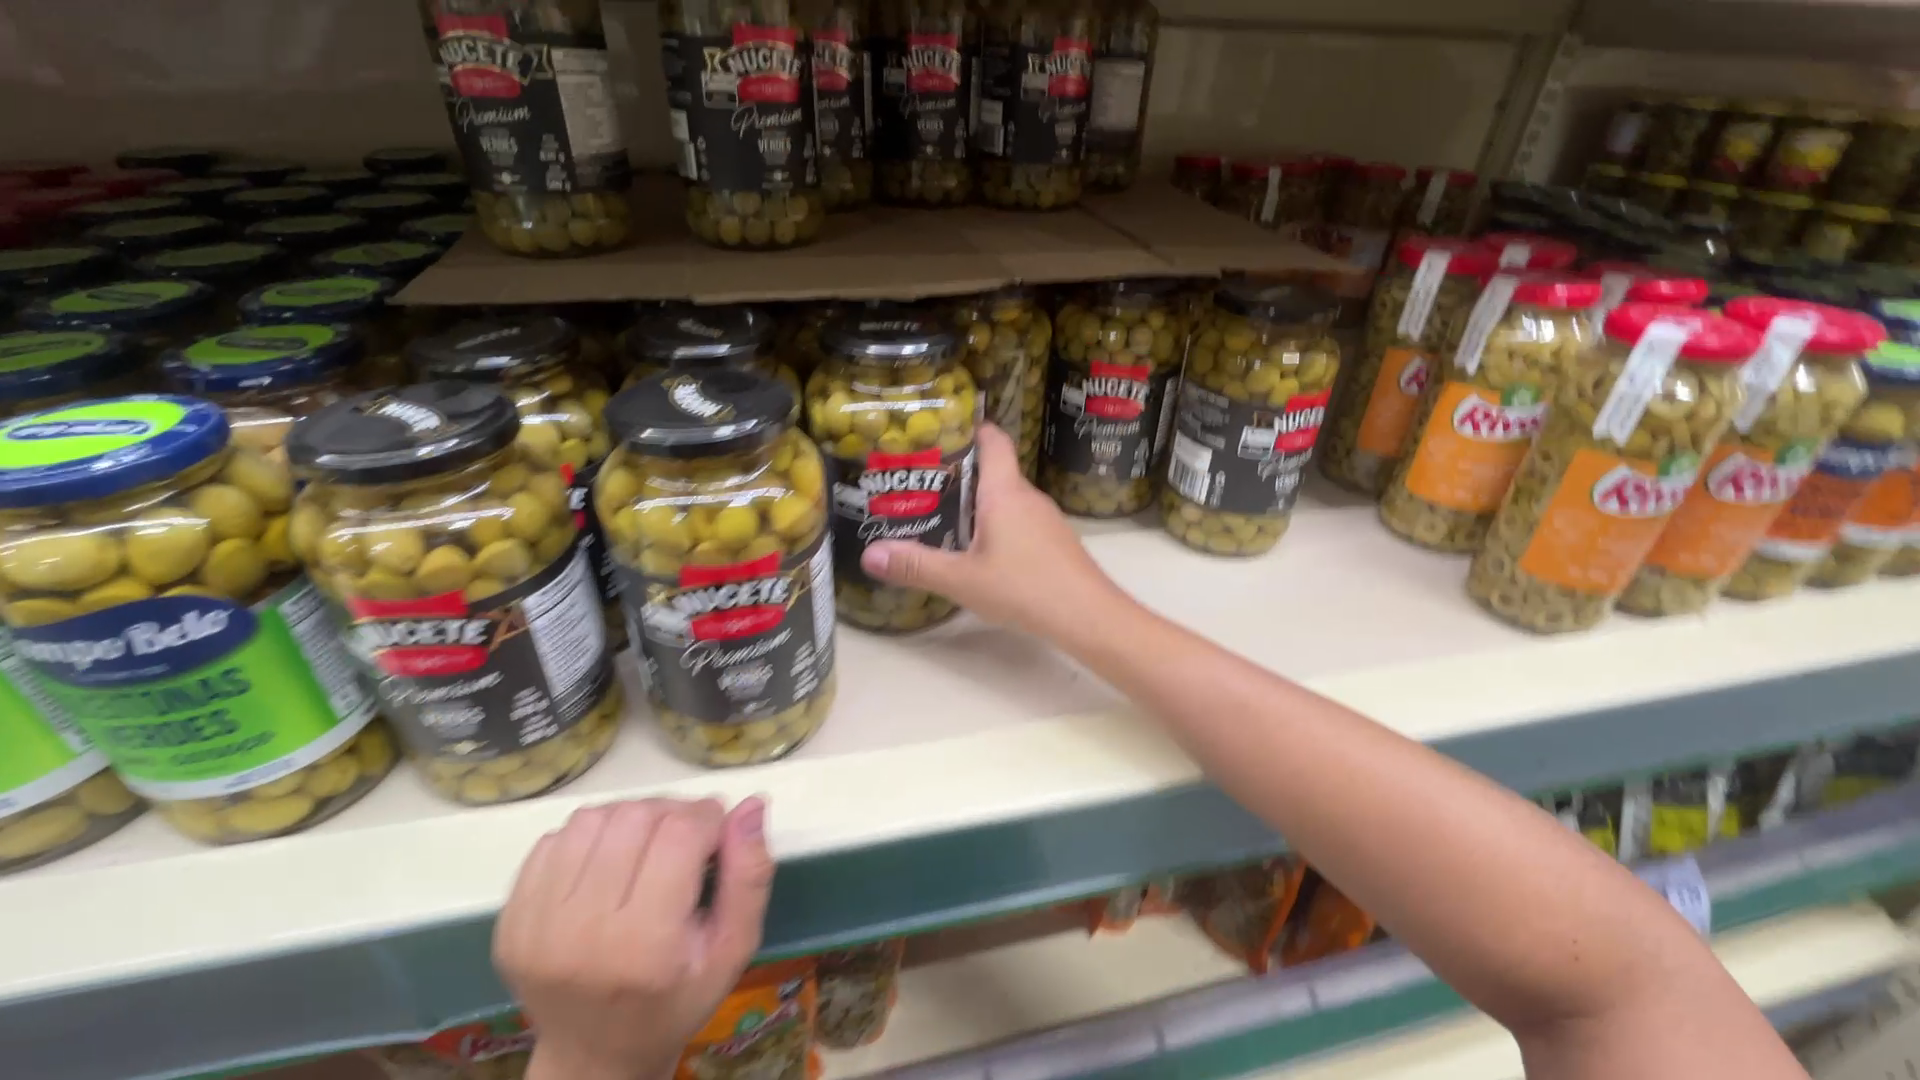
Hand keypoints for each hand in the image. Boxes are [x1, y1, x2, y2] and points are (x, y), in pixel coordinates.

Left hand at [495, 797, 773, 1079]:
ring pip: (591, 819)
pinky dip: (587, 838)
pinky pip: (551, 841)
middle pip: (634, 818)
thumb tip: (751, 805)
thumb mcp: (733, 949)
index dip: (708, 816)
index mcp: (645, 944)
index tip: (718, 830)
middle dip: (671, 813)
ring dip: (629, 818)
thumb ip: (749, 876)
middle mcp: (582, 931)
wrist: (595, 1059)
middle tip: (687, 836)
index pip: (679, 834)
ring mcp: (536, 926)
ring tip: (647, 845)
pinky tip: (607, 864)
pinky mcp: (509, 921)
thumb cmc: (677, 1001)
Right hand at [859, 424, 1129, 638]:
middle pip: (994, 471)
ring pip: (1006, 500)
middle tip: (921, 483)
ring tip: (941, 516)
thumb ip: (916, 566)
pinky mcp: (1055, 543)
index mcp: (1004, 492)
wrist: (1088, 616)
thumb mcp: (962, 580)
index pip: (993, 440)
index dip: (970, 428)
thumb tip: (869, 555)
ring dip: (978, 504)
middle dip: (959, 474)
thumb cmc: (1025, 588)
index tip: (940, 431)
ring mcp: (1046, 520)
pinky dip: (997, 526)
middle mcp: (1027, 497)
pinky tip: (979, 551)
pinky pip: (1019, 522)